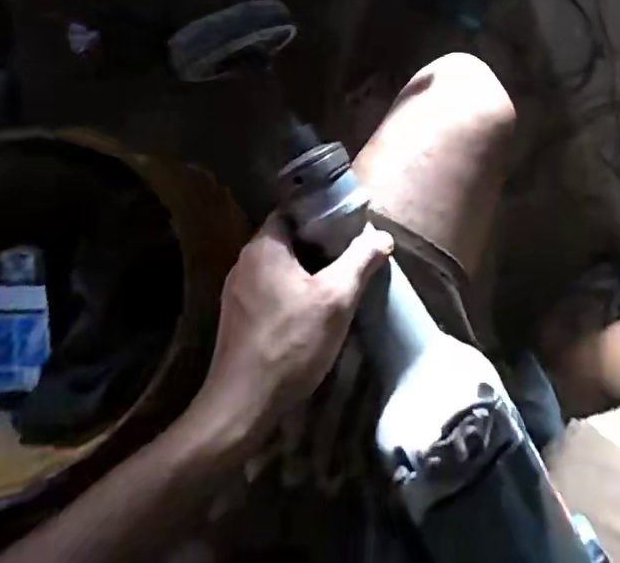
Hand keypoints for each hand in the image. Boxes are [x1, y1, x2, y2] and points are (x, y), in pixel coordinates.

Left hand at [179, 217, 392, 455]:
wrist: (241, 409)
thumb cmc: (291, 343)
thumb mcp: (337, 298)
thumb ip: (361, 260)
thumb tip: (381, 236)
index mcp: (263, 248)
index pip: (293, 211)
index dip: (323, 214)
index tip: (351, 225)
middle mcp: (245, 263)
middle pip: (289, 238)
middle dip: (322, 243)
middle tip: (353, 252)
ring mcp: (238, 293)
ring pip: (281, 266)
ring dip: (310, 269)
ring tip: (341, 279)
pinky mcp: (239, 319)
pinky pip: (272, 289)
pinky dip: (295, 290)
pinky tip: (316, 309)